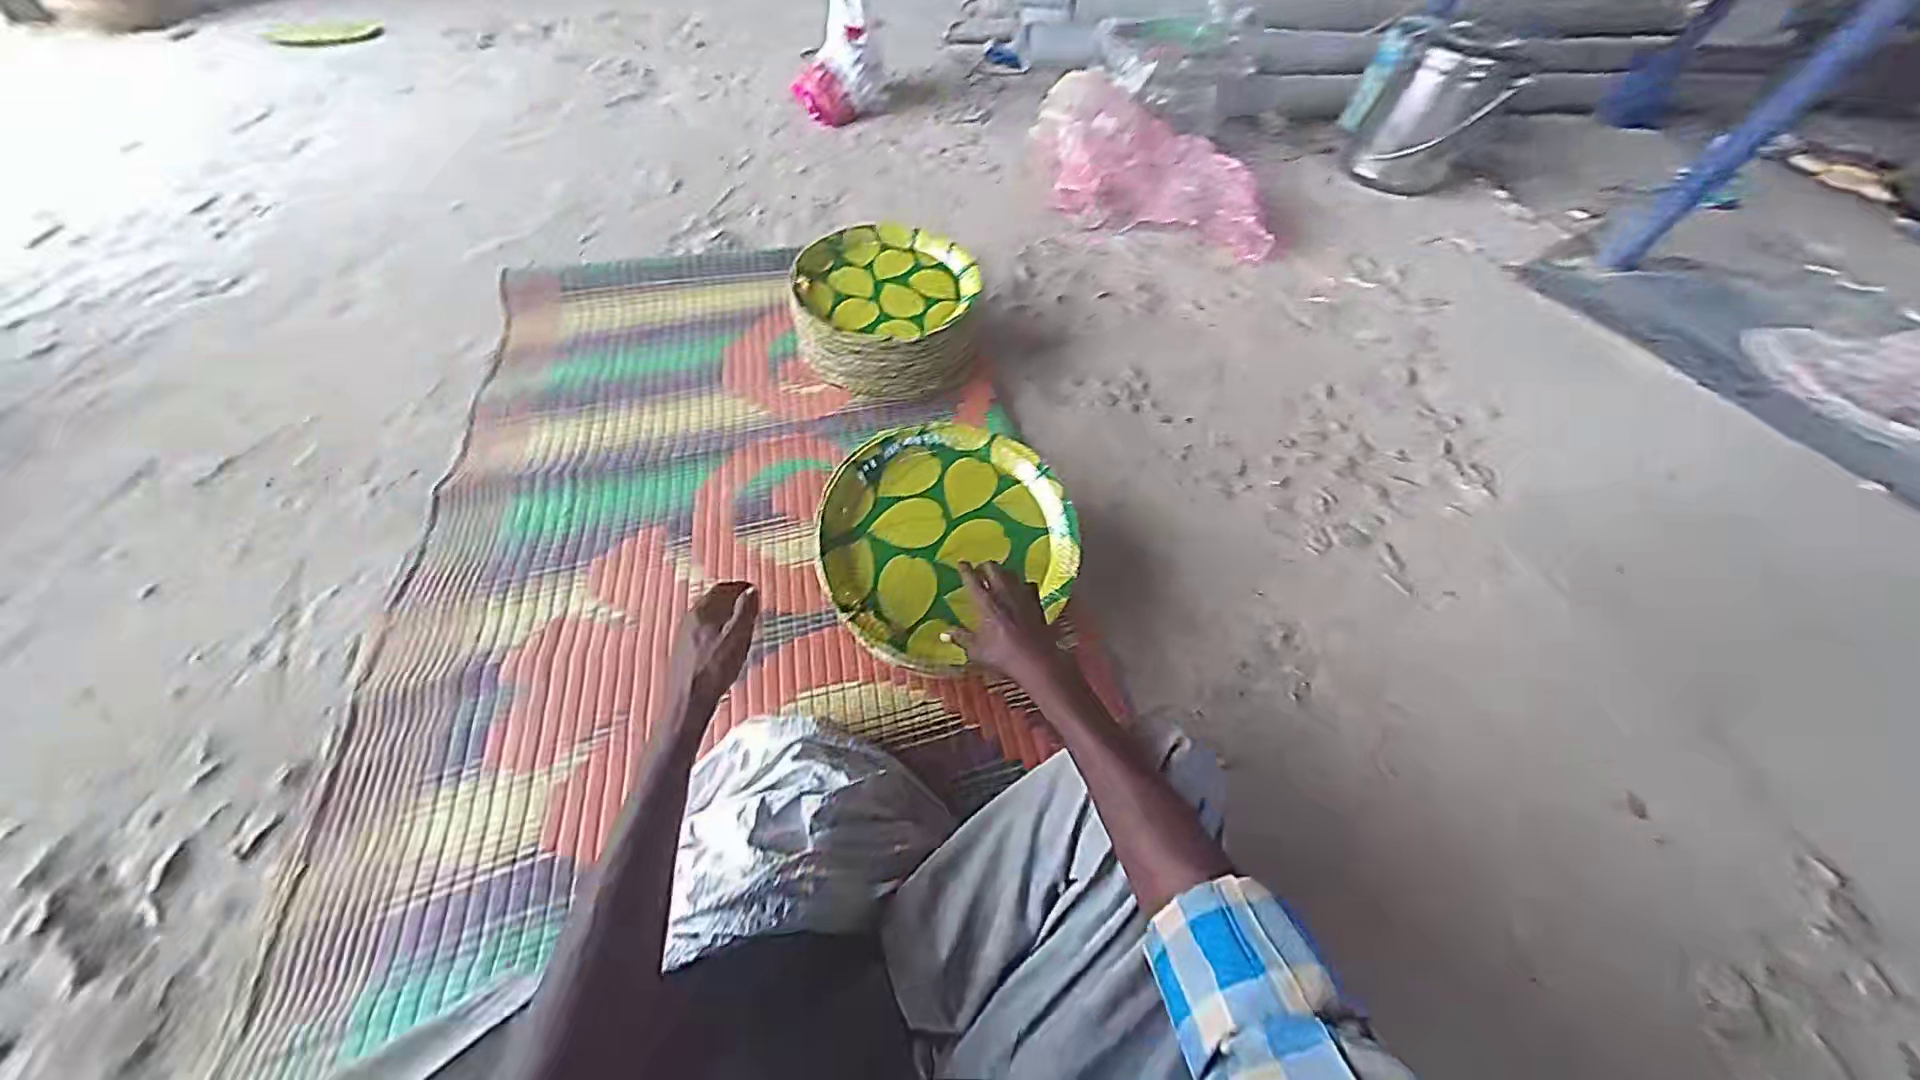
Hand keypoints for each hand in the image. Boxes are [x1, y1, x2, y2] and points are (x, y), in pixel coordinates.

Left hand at [670, 582, 760, 711]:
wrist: (688, 702)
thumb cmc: (713, 671)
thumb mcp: (737, 639)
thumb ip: (745, 612)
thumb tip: (751, 591)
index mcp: (701, 613)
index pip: (723, 588)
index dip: (741, 588)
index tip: (754, 592)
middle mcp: (690, 620)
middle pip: (714, 600)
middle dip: (734, 599)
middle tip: (751, 605)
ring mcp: (685, 635)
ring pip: (709, 615)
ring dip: (726, 614)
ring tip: (743, 622)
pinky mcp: (684, 650)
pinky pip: (704, 629)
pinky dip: (719, 627)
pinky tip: (727, 641)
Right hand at [949, 562, 1068, 688]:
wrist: (1036, 660)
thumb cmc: (1002, 655)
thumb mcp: (976, 650)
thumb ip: (960, 638)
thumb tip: (944, 633)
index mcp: (985, 603)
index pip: (972, 579)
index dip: (965, 569)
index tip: (961, 563)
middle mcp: (1003, 593)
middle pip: (993, 568)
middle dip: (984, 566)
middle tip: (979, 570)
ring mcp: (1022, 596)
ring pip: (1011, 573)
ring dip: (1002, 571)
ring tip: (997, 575)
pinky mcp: (1036, 602)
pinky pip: (1027, 584)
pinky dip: (1020, 583)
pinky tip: (1019, 589)